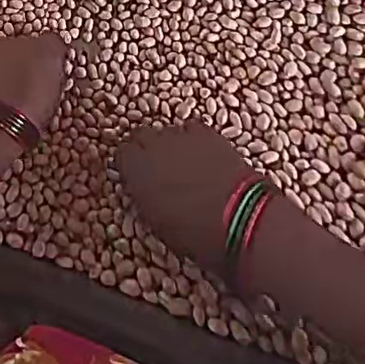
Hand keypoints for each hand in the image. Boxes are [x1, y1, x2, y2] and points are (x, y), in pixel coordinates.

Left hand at [0, 33, 67, 131]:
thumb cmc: (32, 115)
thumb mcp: (54, 99)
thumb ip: (53, 79)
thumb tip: (49, 76)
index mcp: (49, 50)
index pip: (54, 43)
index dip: (51, 57)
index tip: (49, 71)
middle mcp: (23, 42)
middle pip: (27, 45)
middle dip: (27, 60)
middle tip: (27, 83)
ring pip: (5, 51)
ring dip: (6, 63)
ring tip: (7, 89)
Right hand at [116, 124, 254, 274]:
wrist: (242, 221)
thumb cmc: (196, 235)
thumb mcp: (158, 222)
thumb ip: (145, 197)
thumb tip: (145, 190)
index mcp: (135, 169)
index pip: (122, 154)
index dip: (130, 164)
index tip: (136, 176)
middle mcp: (151, 145)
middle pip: (140, 136)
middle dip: (146, 148)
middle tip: (157, 168)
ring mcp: (179, 135)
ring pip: (165, 131)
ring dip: (169, 143)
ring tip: (182, 162)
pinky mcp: (206, 132)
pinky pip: (191, 128)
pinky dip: (193, 138)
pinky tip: (201, 153)